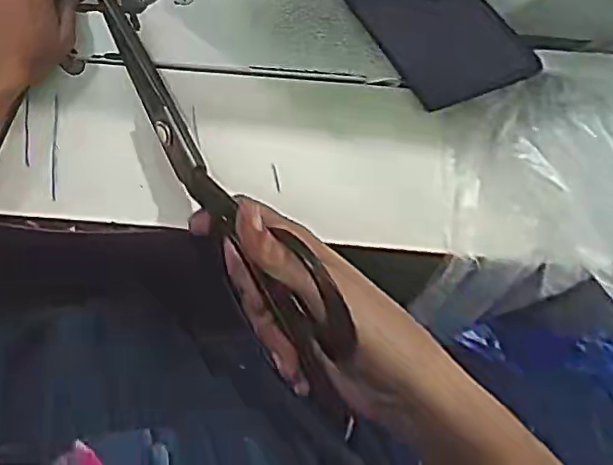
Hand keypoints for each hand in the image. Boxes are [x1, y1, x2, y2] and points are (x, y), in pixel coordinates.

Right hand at [192, 198, 476, 437]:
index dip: (221, 218)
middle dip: (249, 293)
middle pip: (243, 264)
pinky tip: (297, 364)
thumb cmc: (383, 336)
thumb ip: (277, 254)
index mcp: (300, 248)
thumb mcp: (322, 290)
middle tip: (266, 307)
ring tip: (290, 348)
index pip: (249, 217)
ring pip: (252, 303)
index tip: (198, 227)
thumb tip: (243, 214)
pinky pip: (266, 335)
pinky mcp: (299, 334)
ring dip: (266, 330)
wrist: (414, 398)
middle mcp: (295, 271)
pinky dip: (277, 352)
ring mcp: (297, 303)